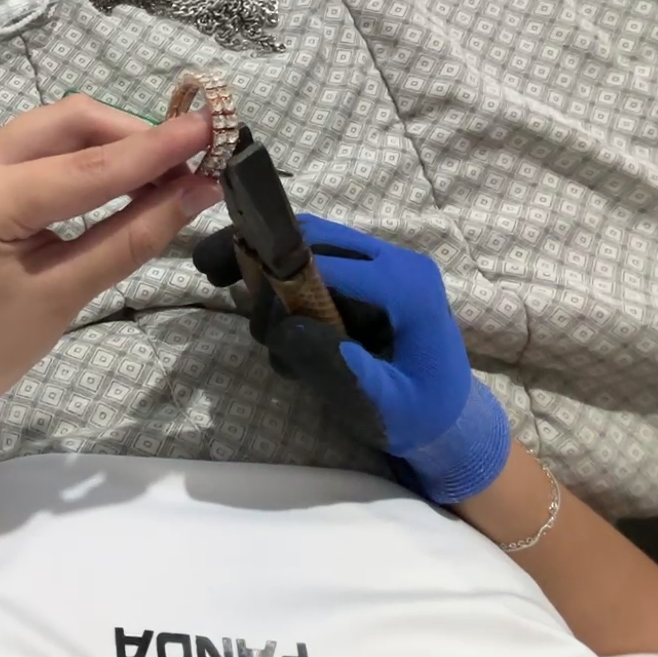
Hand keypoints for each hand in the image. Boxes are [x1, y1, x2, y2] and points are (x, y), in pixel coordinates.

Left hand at [0, 96, 223, 438]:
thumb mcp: (70, 293)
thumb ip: (135, 236)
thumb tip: (199, 190)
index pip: (87, 167)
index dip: (155, 148)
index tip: (214, 128)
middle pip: (70, 122)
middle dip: (135, 133)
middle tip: (192, 157)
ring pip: (58, 124)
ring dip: (115, 138)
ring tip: (168, 167)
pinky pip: (44, 140)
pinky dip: (89, 149)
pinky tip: (124, 171)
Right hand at [194, 214, 509, 502]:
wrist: (447, 419)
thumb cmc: (418, 415)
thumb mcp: (381, 405)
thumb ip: (337, 368)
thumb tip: (284, 328)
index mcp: (406, 286)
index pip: (325, 263)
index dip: (272, 273)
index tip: (223, 284)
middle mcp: (394, 261)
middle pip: (311, 237)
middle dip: (257, 252)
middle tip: (210, 271)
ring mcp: (379, 263)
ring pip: (306, 241)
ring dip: (263, 260)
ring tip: (229, 289)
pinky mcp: (364, 272)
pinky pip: (311, 256)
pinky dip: (276, 268)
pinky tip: (251, 288)